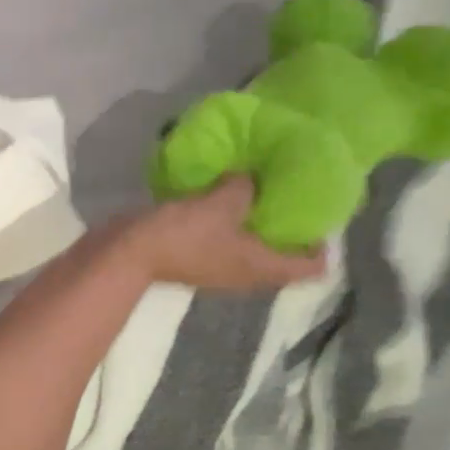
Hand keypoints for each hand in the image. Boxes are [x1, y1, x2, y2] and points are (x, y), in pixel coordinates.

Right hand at [119, 177, 326, 290]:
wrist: (129, 253)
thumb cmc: (183, 235)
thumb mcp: (218, 205)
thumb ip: (242, 188)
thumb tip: (251, 176)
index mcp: (264, 267)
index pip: (314, 267)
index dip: (321, 245)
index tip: (312, 214)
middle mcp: (249, 274)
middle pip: (281, 257)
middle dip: (281, 227)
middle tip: (277, 195)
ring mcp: (219, 268)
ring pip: (248, 247)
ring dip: (249, 224)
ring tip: (243, 192)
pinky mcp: (193, 258)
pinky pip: (219, 241)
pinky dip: (221, 224)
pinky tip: (208, 201)